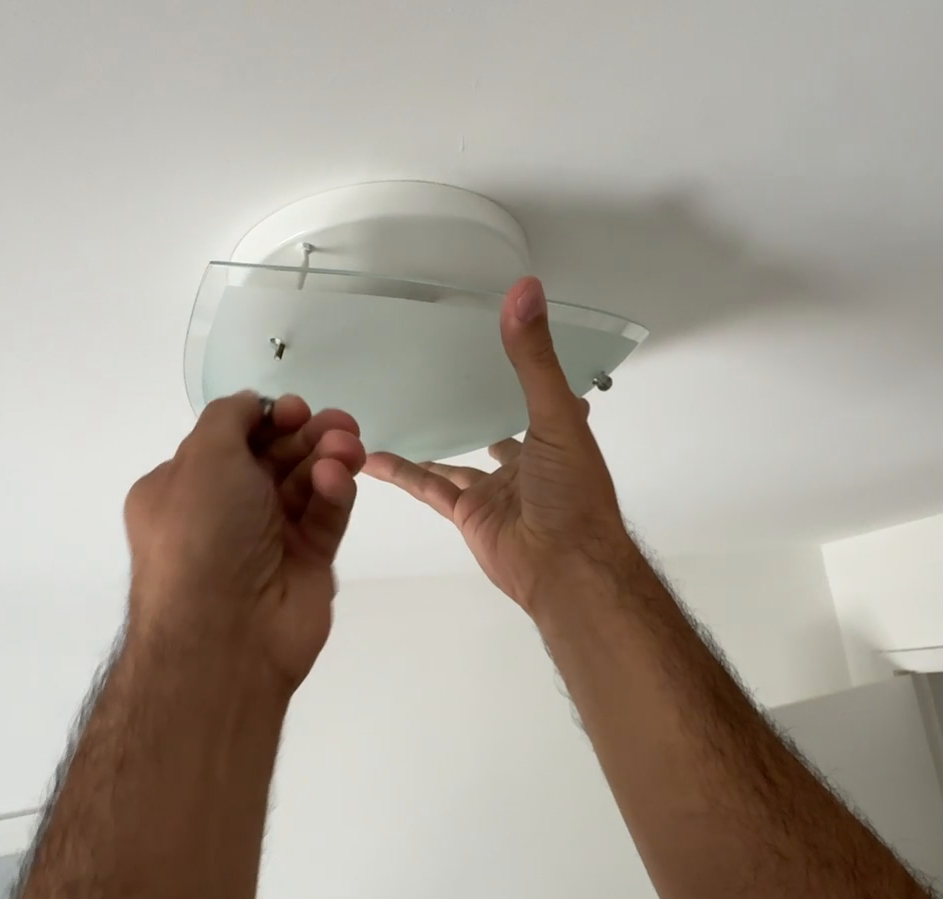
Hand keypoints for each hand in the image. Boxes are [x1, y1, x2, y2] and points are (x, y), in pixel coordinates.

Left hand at [124, 392, 365, 687]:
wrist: (225, 633)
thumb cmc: (202, 534)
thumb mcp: (202, 458)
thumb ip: (231, 418)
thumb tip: (254, 404)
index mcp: (189, 487)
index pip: (235, 440)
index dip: (268, 419)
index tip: (293, 411)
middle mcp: (228, 510)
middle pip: (277, 458)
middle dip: (308, 434)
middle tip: (337, 424)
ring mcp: (270, 537)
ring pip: (308, 484)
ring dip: (328, 458)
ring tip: (348, 446)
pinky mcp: (309, 560)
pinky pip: (326, 516)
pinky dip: (334, 494)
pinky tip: (337, 481)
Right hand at [364, 277, 634, 611]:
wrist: (562, 566)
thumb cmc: (569, 491)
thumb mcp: (554, 415)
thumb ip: (534, 357)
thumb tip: (525, 287)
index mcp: (556, 433)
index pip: (546, 394)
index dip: (532, 370)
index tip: (506, 342)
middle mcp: (527, 461)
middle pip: (497, 427)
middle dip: (478, 408)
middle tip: (441, 376)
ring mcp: (496, 490)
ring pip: (457, 461)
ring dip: (433, 442)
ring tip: (401, 411)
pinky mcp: (468, 514)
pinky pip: (430, 488)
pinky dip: (403, 474)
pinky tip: (373, 457)